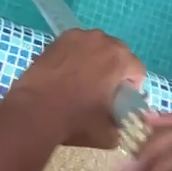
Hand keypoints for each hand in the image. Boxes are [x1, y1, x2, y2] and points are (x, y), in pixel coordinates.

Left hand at [0, 30, 144, 149]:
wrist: (33, 111)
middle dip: (115, 70)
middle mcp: (102, 40)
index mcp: (120, 59)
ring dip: (96, 60)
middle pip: (118, 54)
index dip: (132, 86)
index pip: (137, 69)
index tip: (119, 100)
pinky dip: (76, 56)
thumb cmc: (75, 120)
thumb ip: (120, 127)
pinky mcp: (58, 39)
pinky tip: (66, 74)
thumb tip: (119, 127)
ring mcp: (78, 36)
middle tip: (102, 90)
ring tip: (82, 81)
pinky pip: (77, 46)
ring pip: (97, 47)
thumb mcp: (107, 134)